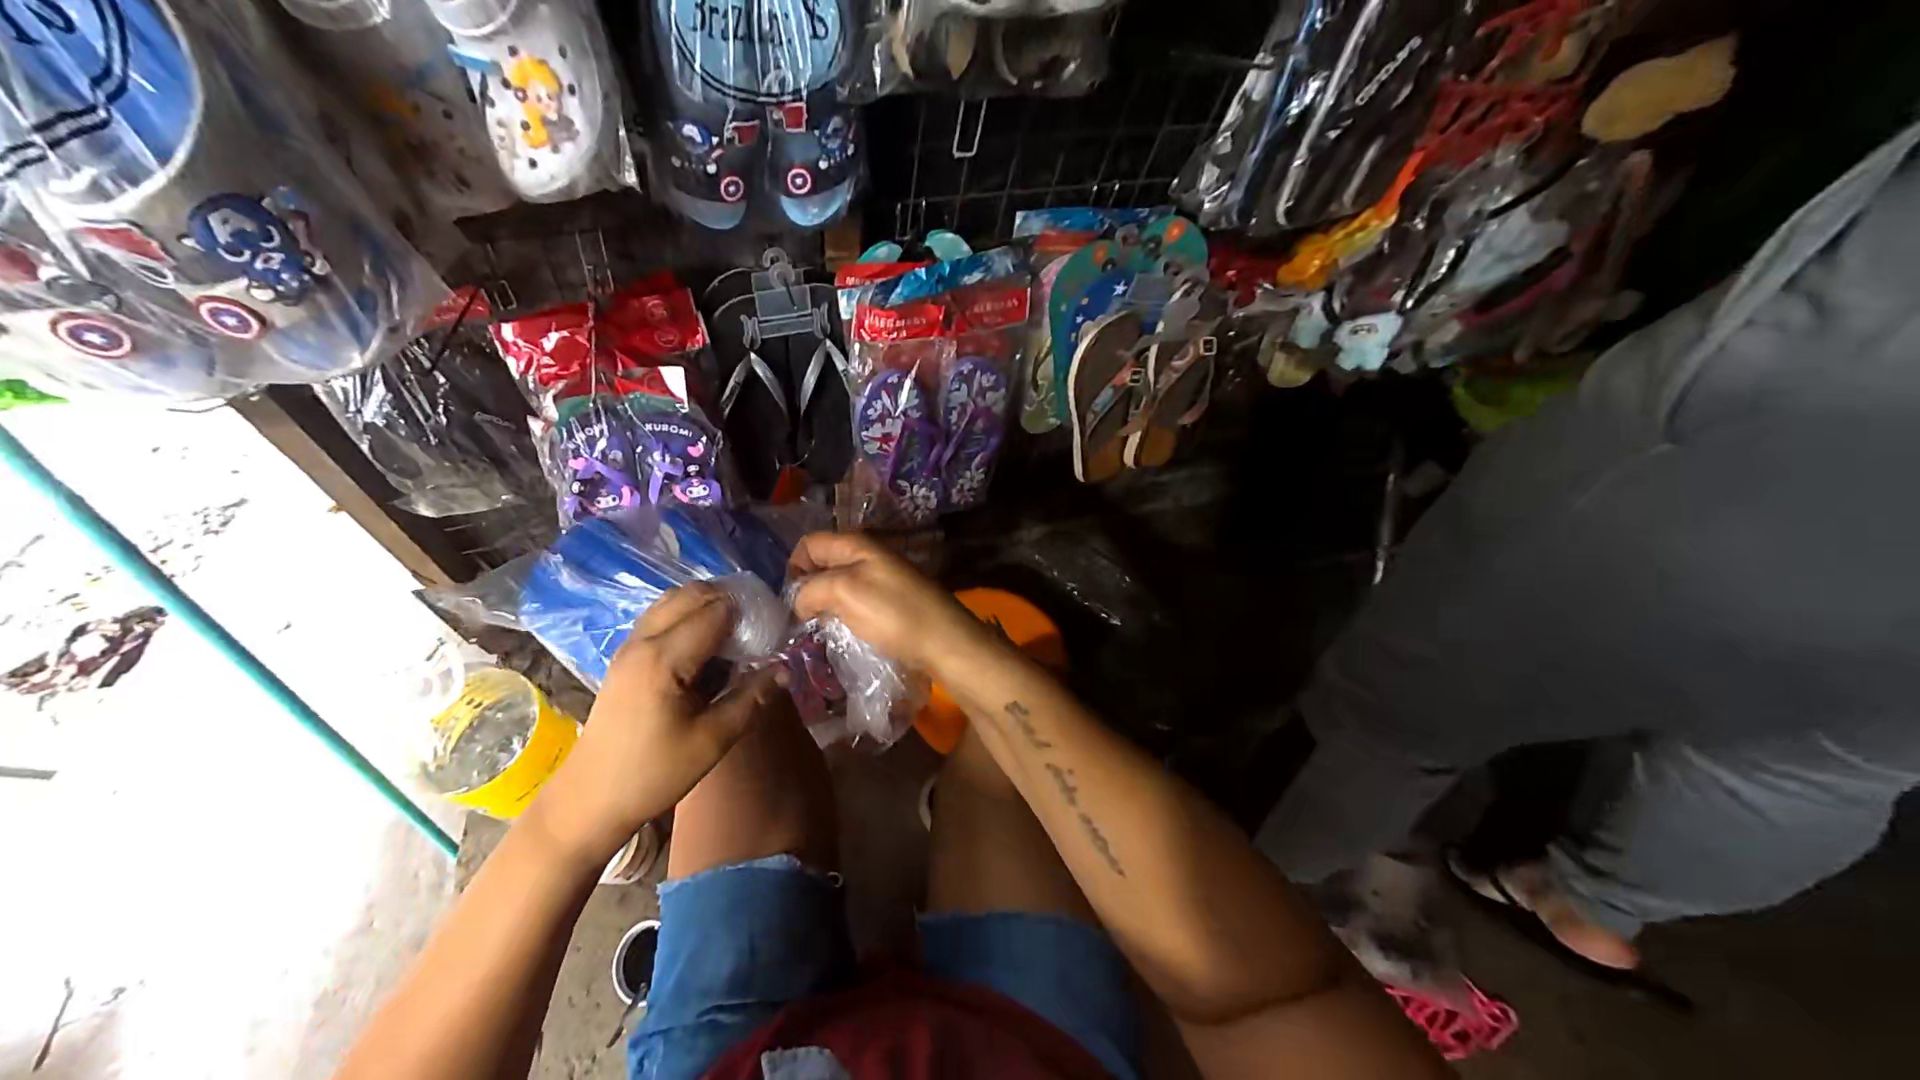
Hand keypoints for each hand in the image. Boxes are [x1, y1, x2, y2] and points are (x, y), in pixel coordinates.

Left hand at [532, 582, 785, 862]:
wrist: (590, 799)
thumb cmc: (654, 773)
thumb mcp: (713, 740)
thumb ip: (751, 698)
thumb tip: (785, 669)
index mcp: (664, 659)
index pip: (716, 611)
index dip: (749, 613)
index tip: (774, 628)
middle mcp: (643, 641)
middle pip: (691, 595)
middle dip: (729, 599)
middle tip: (759, 623)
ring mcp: (629, 647)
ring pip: (672, 601)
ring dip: (707, 604)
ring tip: (737, 630)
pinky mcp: (625, 658)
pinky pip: (660, 618)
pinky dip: (688, 616)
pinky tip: (708, 644)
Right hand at [788, 532, 988, 672]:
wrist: (944, 642)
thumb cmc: (894, 613)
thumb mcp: (845, 592)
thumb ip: (812, 589)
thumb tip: (798, 601)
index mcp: (856, 544)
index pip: (809, 544)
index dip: (794, 567)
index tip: (790, 600)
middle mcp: (868, 557)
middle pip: (823, 566)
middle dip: (807, 589)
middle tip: (799, 620)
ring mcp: (880, 582)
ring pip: (838, 589)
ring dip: (824, 607)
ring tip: (817, 631)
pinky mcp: (889, 606)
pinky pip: (855, 606)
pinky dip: (843, 618)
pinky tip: (842, 635)